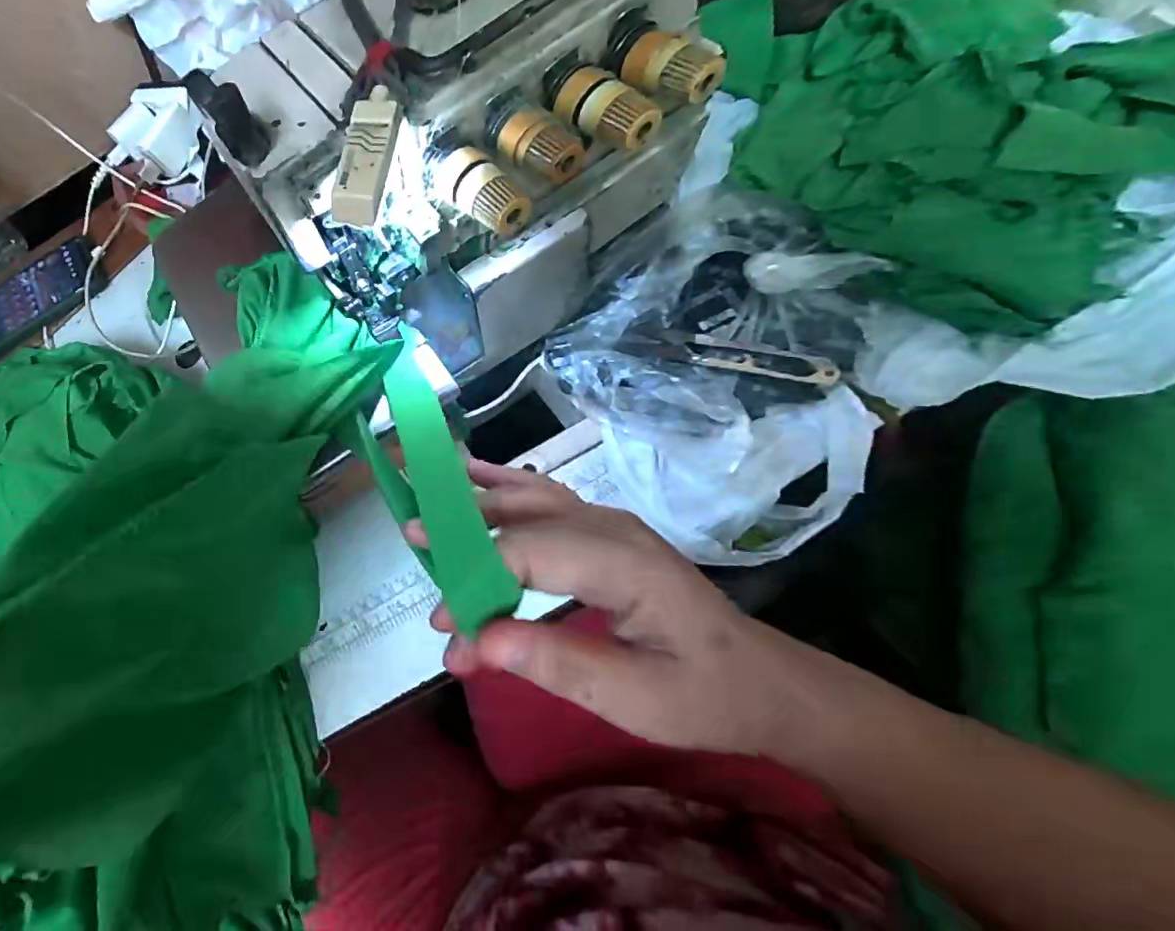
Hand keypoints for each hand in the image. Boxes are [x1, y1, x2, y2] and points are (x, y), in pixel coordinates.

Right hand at [411, 459, 801, 756]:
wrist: (763, 682)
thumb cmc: (705, 696)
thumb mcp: (636, 701)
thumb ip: (556, 663)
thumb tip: (476, 640)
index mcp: (625, 564)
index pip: (528, 555)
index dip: (476, 583)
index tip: (444, 627)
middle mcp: (611, 528)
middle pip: (522, 514)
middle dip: (463, 531)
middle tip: (412, 538)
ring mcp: (608, 522)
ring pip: (529, 495)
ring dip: (476, 498)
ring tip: (428, 495)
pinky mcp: (602, 529)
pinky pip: (544, 496)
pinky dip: (504, 484)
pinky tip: (476, 473)